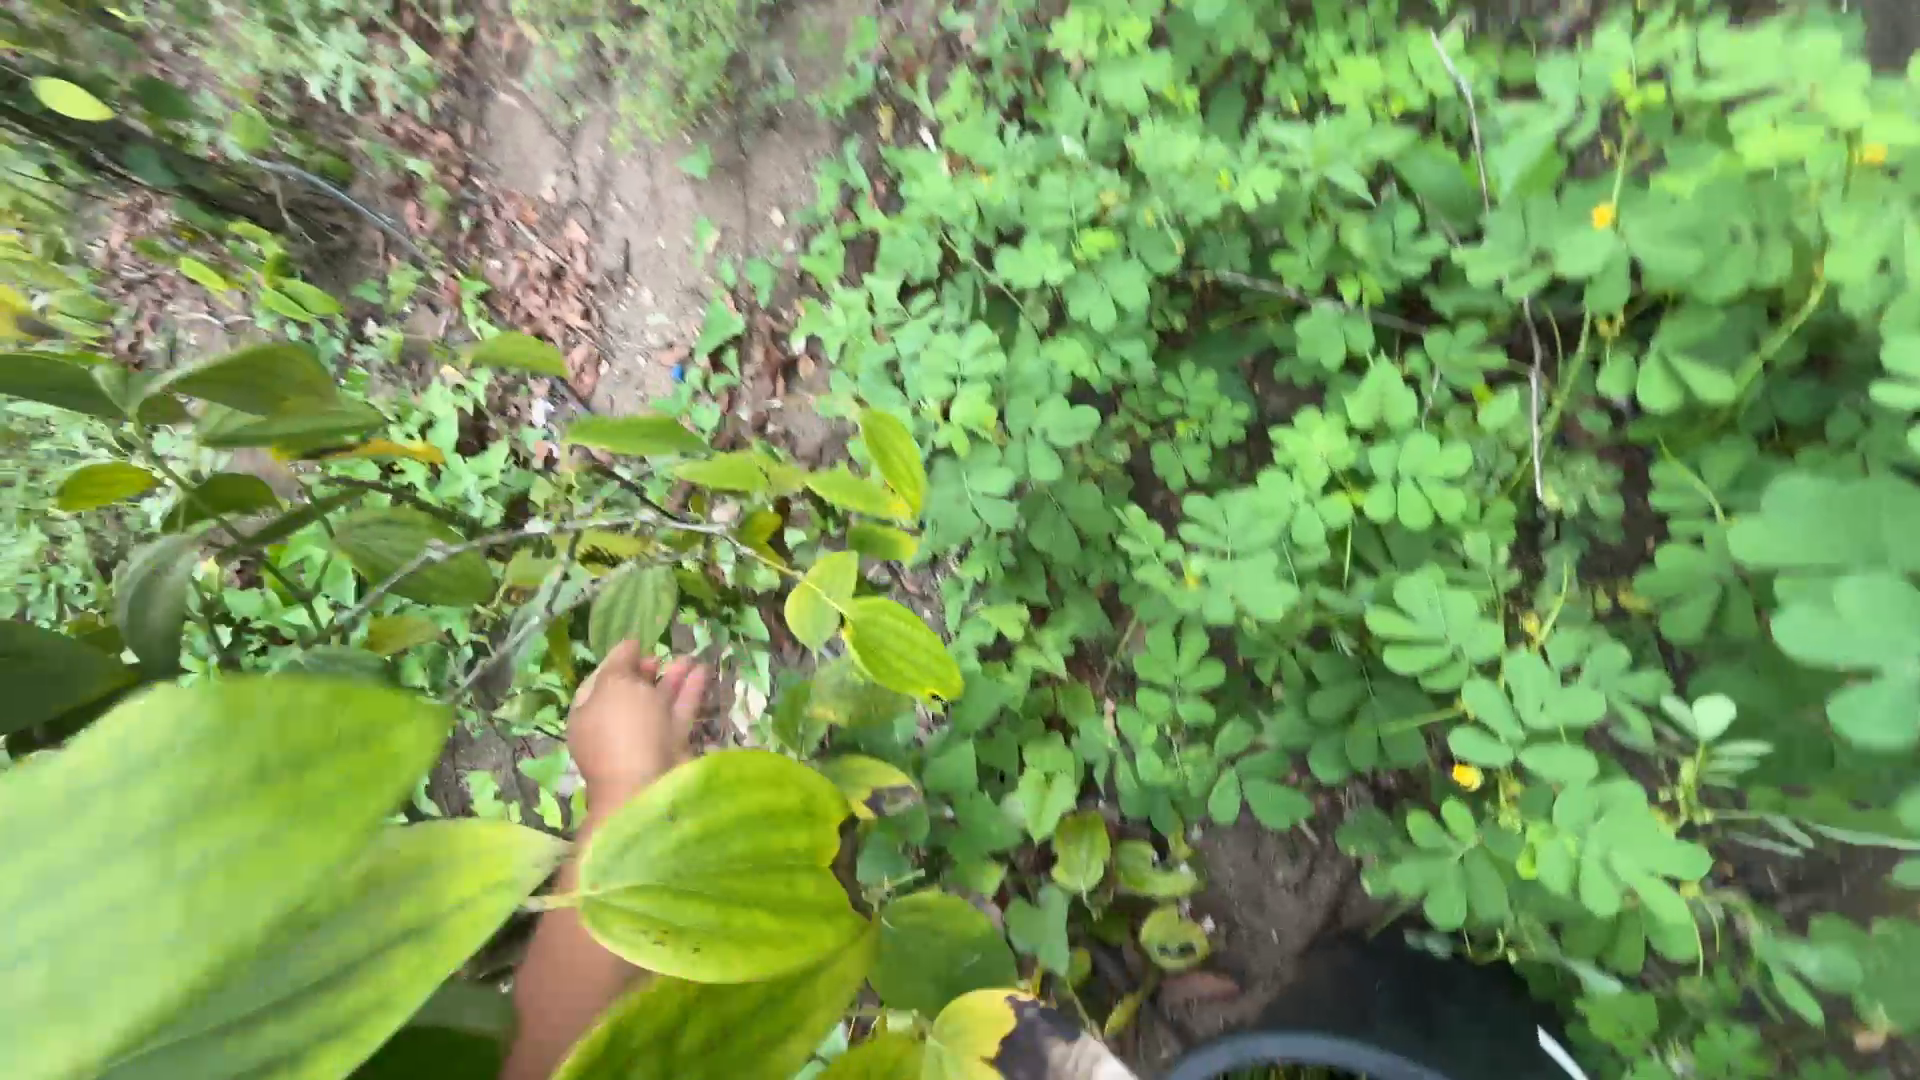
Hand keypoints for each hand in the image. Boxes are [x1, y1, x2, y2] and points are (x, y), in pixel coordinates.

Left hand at [566, 640, 709, 802]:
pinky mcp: (671, 745)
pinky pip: (679, 712)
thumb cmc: (622, 729)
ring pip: (659, 701)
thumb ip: (620, 662)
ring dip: (673, 678)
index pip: (600, 681)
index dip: (618, 661)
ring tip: (690, 656)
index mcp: (588, 714)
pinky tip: (702, 671)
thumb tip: (628, 644)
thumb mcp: (613, 686)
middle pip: (632, 692)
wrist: (646, 783)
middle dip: (646, 671)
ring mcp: (644, 737)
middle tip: (660, 655)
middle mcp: (614, 726)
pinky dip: (690, 692)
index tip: (638, 644)